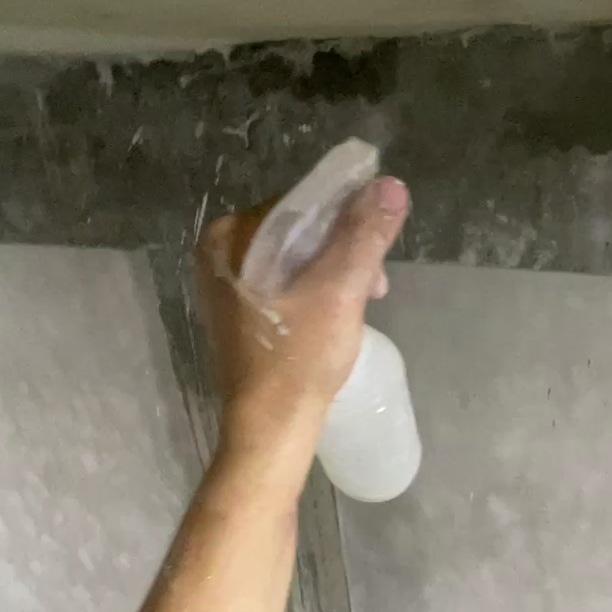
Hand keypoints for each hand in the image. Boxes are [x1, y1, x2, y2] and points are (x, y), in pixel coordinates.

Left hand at [195, 176, 408, 451]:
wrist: (272, 427)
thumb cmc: (300, 357)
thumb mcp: (340, 290)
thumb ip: (365, 234)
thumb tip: (391, 185)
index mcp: (231, 237)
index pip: (302, 203)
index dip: (349, 220)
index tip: (377, 253)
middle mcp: (220, 255)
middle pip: (300, 231)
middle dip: (344, 251)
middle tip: (375, 287)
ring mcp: (227, 288)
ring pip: (296, 260)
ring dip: (336, 273)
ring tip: (362, 304)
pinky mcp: (240, 316)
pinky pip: (286, 286)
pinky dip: (316, 292)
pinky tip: (336, 317)